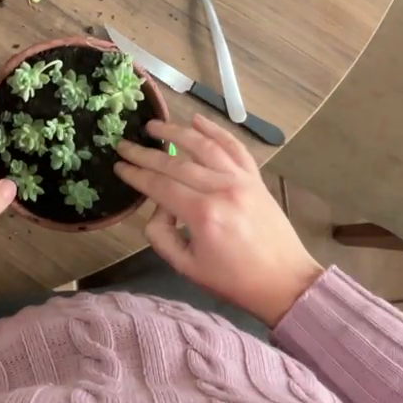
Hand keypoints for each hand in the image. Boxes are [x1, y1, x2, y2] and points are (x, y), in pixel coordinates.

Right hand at [113, 115, 322, 325]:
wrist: (285, 282)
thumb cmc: (234, 280)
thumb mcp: (187, 267)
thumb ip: (161, 236)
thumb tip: (157, 208)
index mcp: (203, 215)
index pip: (160, 186)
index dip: (136, 174)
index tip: (118, 165)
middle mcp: (221, 189)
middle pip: (176, 163)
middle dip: (146, 153)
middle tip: (124, 144)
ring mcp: (241, 180)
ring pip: (204, 146)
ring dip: (177, 131)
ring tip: (154, 125)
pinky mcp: (255, 179)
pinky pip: (234, 147)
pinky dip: (216, 131)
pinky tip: (198, 120)